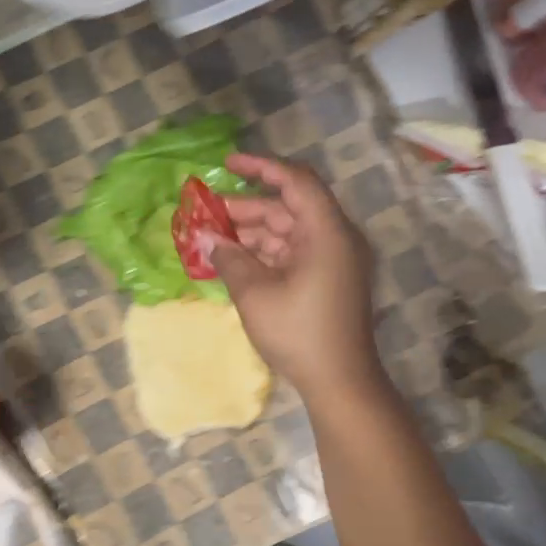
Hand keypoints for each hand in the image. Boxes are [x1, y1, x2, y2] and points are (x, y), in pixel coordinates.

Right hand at [210, 155, 382, 400]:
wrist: (339, 380)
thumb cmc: (298, 332)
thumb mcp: (254, 294)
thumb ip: (229, 259)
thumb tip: (207, 239)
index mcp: (327, 232)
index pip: (295, 182)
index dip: (260, 168)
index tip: (226, 165)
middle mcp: (335, 238)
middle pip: (288, 207)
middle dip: (245, 207)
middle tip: (205, 212)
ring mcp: (334, 260)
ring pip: (287, 231)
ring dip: (251, 232)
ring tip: (212, 237)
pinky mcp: (327, 280)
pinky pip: (292, 252)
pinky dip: (264, 252)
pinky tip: (233, 259)